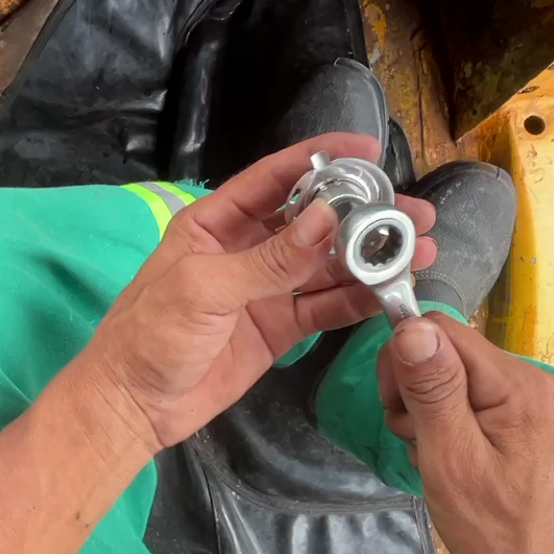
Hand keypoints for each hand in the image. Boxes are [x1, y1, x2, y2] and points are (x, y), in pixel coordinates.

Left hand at [68, 134, 434, 457]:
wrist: (135, 403)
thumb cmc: (152, 334)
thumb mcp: (205, 289)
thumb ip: (269, 260)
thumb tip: (327, 221)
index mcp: (216, 223)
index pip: (273, 178)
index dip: (320, 159)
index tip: (369, 150)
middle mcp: (245, 249)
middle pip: (312, 221)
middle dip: (362, 213)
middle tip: (414, 212)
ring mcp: (265, 289)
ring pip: (326, 265)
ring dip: (369, 257)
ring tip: (419, 251)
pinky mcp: (278, 328)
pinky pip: (323, 308)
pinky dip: (355, 300)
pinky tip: (390, 292)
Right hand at [377, 312, 553, 553]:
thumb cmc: (495, 528)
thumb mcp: (451, 457)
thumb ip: (431, 389)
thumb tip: (410, 325)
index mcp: (515, 383)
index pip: (440, 330)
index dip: (403, 359)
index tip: (394, 408)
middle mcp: (529, 380)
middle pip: (445, 352)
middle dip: (412, 391)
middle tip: (415, 441)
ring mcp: (529, 403)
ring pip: (450, 379)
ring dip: (425, 414)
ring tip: (434, 460)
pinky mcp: (523, 424)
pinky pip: (468, 403)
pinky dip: (445, 428)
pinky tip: (450, 463)